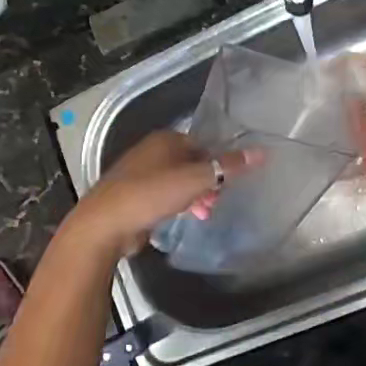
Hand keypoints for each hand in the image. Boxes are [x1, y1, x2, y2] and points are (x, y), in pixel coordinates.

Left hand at [65, 131, 258, 255]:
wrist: (104, 225)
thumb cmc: (151, 195)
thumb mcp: (195, 179)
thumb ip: (228, 167)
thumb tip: (261, 152)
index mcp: (165, 140)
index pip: (203, 145)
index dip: (219, 163)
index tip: (230, 183)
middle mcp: (151, 152)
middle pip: (192, 164)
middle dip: (208, 183)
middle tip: (217, 201)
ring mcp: (140, 175)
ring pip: (178, 182)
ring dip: (195, 197)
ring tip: (204, 214)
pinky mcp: (134, 198)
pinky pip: (164, 197)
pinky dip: (178, 205)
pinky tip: (185, 219)